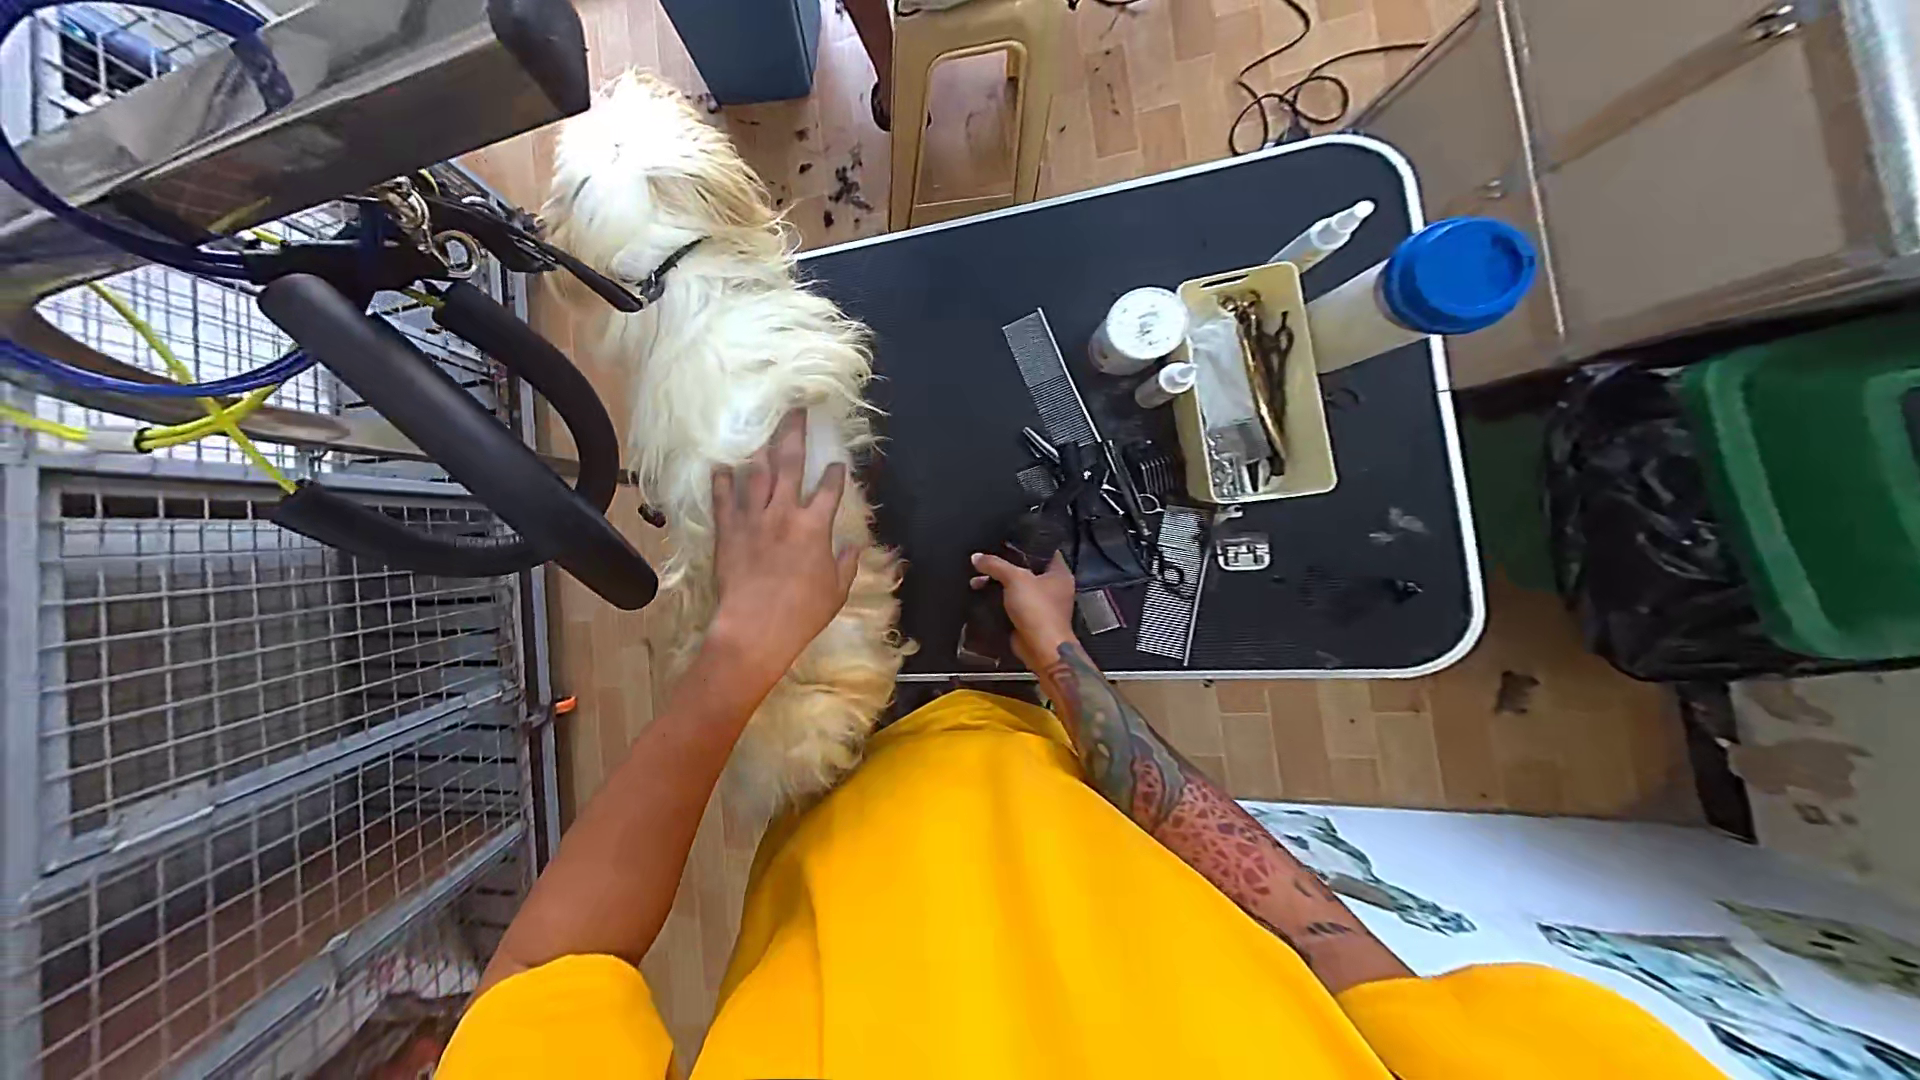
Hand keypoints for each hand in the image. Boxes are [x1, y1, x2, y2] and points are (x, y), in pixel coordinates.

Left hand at [708, 410, 859, 682]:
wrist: (755, 628)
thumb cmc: (803, 612)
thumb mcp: (836, 591)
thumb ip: (846, 564)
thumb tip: (854, 547)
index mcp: (815, 526)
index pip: (829, 489)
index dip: (836, 473)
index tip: (838, 463)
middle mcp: (784, 512)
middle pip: (790, 463)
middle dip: (794, 433)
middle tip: (796, 410)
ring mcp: (752, 519)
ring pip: (756, 473)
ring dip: (760, 448)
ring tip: (761, 429)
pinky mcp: (727, 530)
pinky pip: (723, 498)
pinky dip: (722, 479)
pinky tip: (721, 464)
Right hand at [970, 550, 1076, 672]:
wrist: (1040, 648)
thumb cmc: (1037, 609)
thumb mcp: (1015, 579)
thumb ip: (996, 565)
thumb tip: (977, 557)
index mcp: (1060, 574)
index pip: (1045, 551)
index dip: (1027, 544)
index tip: (1008, 540)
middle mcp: (1054, 588)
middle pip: (1027, 570)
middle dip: (1005, 566)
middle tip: (987, 561)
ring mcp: (1042, 605)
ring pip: (1017, 588)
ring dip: (999, 584)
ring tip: (978, 579)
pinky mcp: (1030, 619)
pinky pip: (1012, 604)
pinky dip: (999, 600)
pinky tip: (982, 594)